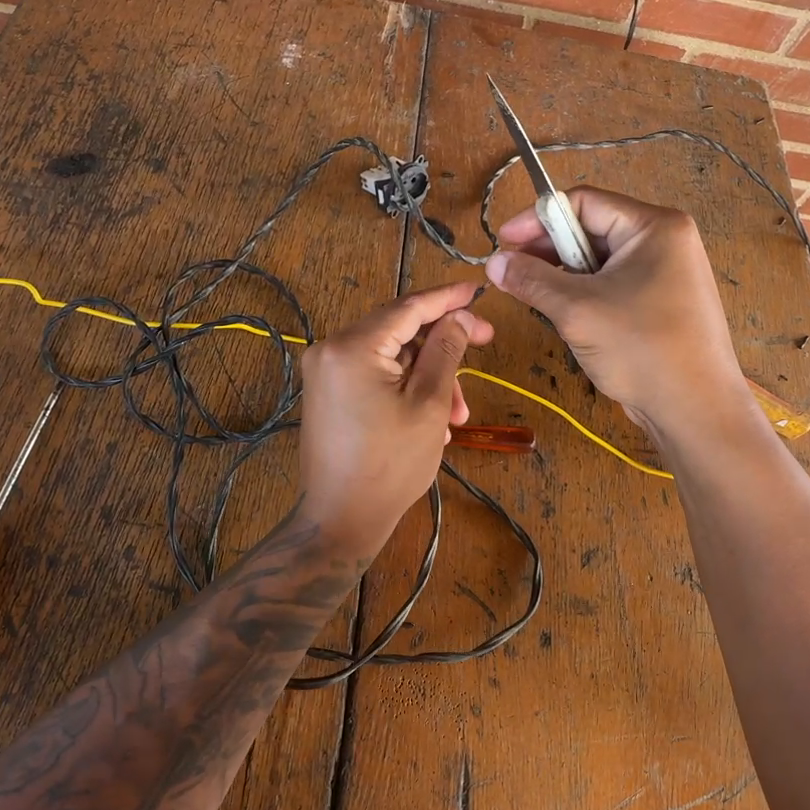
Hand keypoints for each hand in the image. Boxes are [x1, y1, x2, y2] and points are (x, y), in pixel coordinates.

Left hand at [297, 282, 494, 547]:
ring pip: (390, 356)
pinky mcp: (327, 395)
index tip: (477, 290)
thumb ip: (446, 350)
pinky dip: (404, 388)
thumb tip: (458, 316)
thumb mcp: (429, 404)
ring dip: (428, 376)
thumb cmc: (390, 464)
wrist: (340, 520)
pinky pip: (374, 375)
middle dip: (442, 347)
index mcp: (352, 346)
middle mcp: (330, 350)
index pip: (408, 308)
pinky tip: (431, 421)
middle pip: (399, 331)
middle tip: (484, 348)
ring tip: (456, 417)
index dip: (446, 298)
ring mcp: (324, 373)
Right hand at [487, 186, 743, 429]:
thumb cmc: (641, 349)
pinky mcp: (661, 303)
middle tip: (512, 274)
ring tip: (534, 298)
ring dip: (563, 276)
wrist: (695, 409)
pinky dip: (584, 295)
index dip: (538, 218)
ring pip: (599, 261)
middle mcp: (664, 241)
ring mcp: (666, 273)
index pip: (584, 202)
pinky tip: (564, 316)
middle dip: (548, 251)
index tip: (503, 241)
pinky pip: (612, 285)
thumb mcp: (577, 310)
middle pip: (591, 230)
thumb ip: (532, 280)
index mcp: (654, 227)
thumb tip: (493, 262)